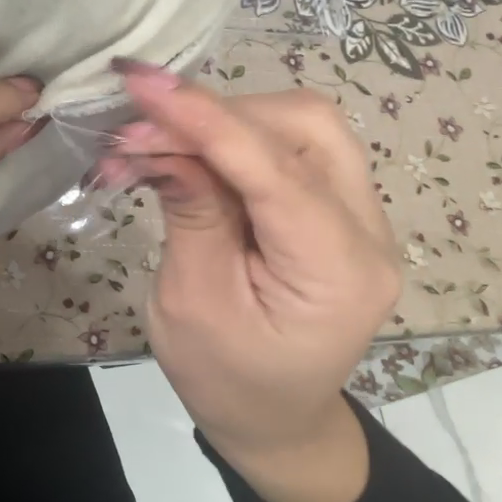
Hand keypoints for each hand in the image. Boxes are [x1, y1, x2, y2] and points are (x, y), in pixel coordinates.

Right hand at [103, 60, 401, 501]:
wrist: (272, 417)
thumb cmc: (225, 376)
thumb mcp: (192, 303)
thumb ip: (190, 216)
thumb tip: (161, 141)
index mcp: (337, 271)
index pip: (275, 171)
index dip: (205, 119)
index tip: (139, 83)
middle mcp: (365, 230)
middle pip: (304, 126)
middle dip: (215, 112)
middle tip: (136, 130)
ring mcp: (355, 214)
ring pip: (295, 124)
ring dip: (216, 119)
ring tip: (148, 142)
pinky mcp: (328, 206)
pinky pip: (282, 146)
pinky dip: (223, 136)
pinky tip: (174, 151)